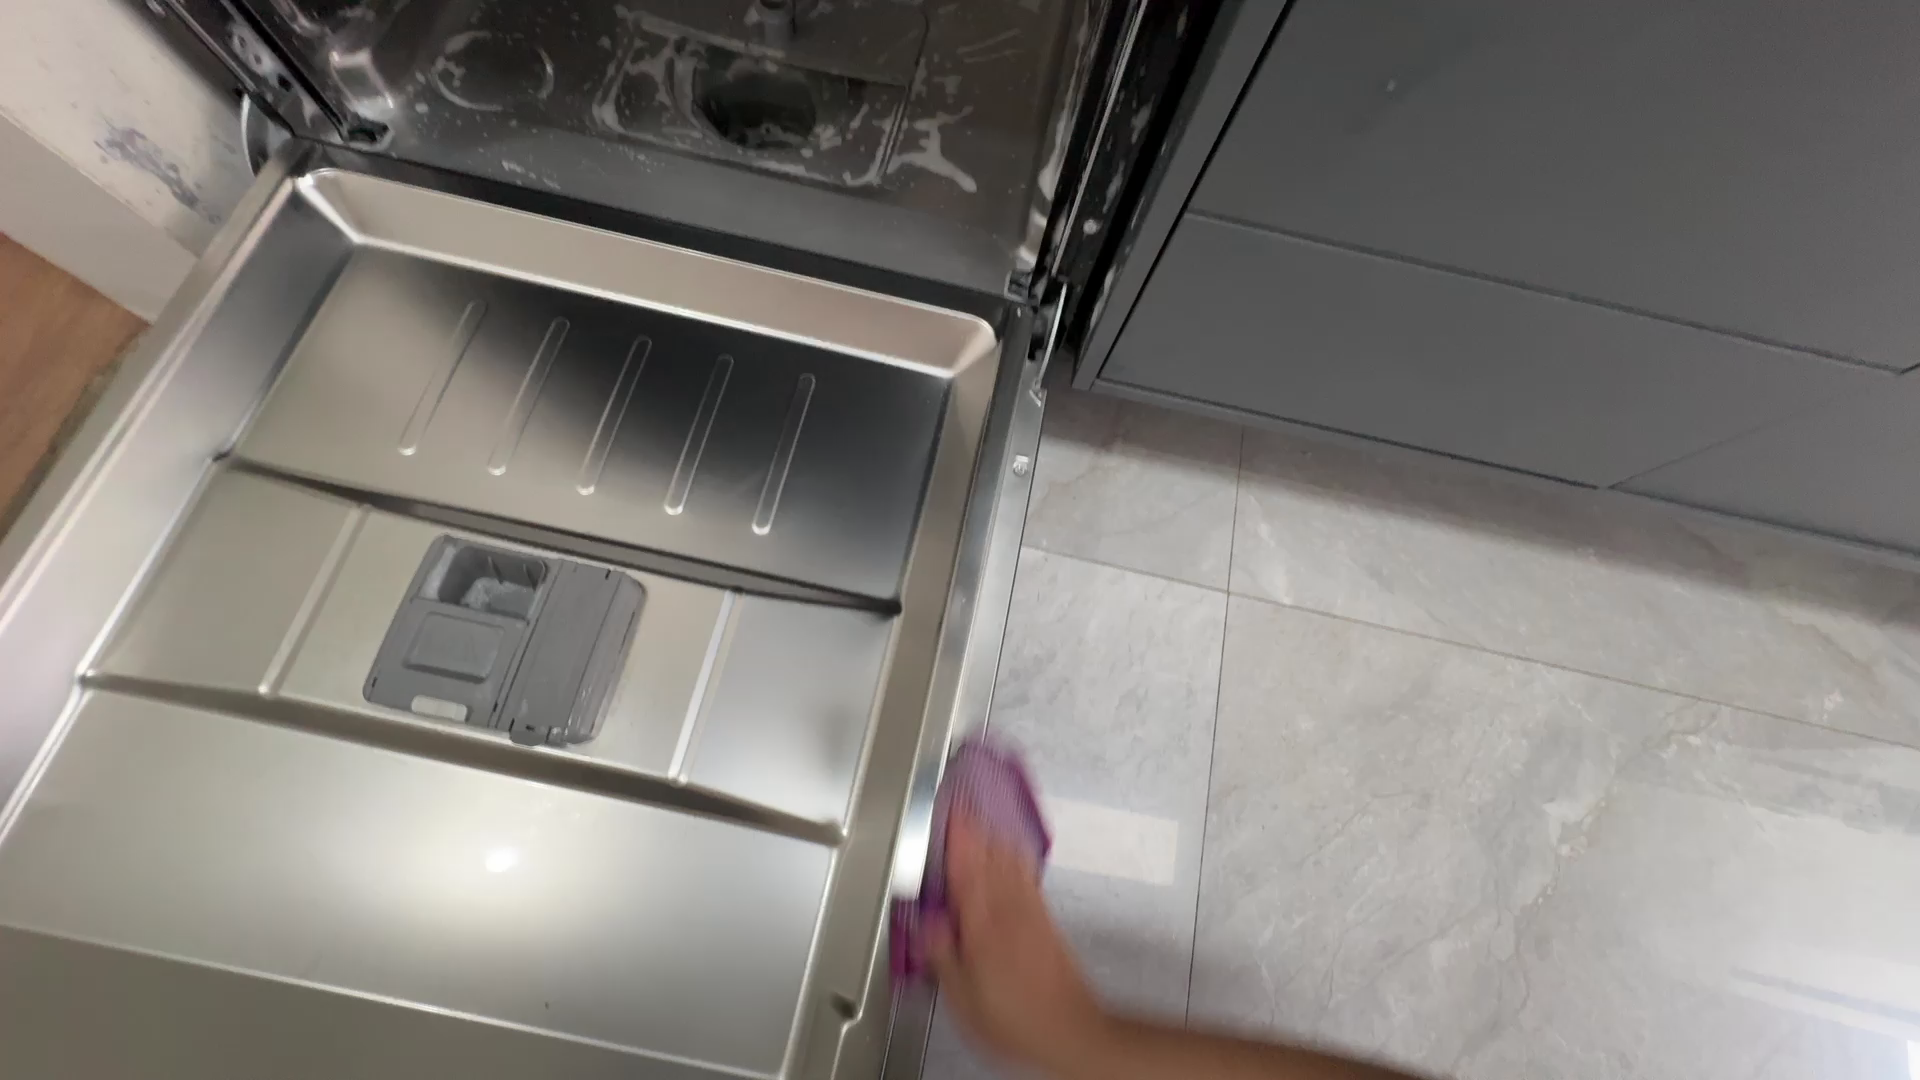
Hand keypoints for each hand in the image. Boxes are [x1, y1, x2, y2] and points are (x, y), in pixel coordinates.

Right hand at [926, 808, 1109, 1075]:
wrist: (1071, 1030)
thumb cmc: (1016, 1019)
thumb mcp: (963, 998)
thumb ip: (943, 955)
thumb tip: (928, 922)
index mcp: (984, 924)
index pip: (967, 866)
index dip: (957, 835)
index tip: (949, 811)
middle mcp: (1009, 908)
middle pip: (989, 853)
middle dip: (974, 827)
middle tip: (959, 806)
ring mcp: (1030, 908)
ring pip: (1009, 857)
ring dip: (993, 835)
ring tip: (980, 818)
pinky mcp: (1045, 915)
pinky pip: (1026, 871)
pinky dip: (1014, 852)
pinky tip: (1010, 848)